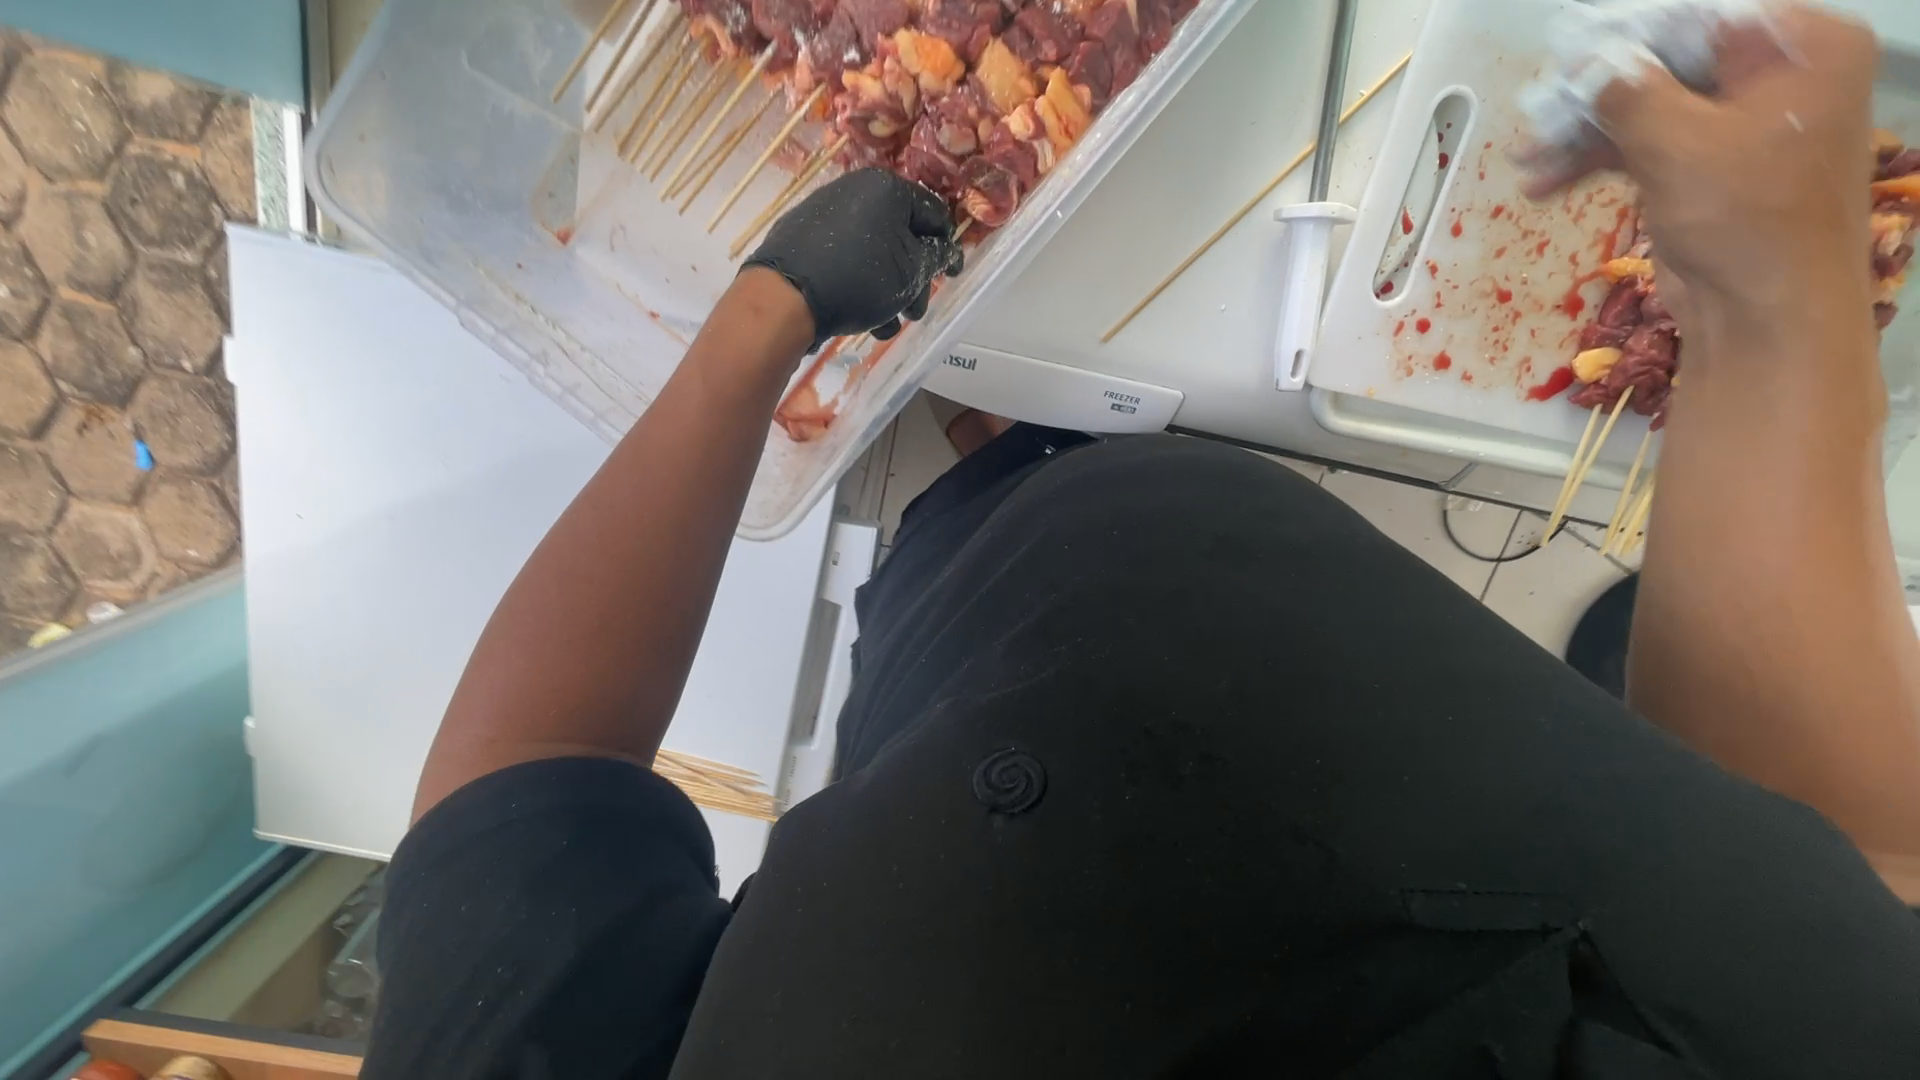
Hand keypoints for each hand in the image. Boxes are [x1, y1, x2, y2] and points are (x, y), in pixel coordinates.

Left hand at [743, 168, 963, 350]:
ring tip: (889, 325)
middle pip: (902, 238)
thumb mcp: (911, 270)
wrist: (786, 297)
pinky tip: (865, 321)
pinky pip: (848, 263)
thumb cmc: (859, 278)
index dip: (948, 248)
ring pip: (875, 257)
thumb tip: (944, 249)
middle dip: (914, 281)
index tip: (952, 277)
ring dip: (890, 294)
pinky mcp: (806, 242)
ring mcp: (827, 216)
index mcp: (887, 188)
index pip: (934, 214)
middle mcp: (856, 192)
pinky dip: (862, 290)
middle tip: (915, 311)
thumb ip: (935, 257)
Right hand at [1522, 8, 1879, 355]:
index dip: (1629, 37)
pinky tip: (1545, 186)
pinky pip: (1640, 150)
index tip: (1568, 53)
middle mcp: (1772, 79)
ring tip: (1526, 161)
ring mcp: (1733, 129)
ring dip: (1581, 137)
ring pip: (1643, 113)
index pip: (1700, 19)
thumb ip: (1631, 94)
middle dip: (1594, 96)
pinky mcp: (1700, 171)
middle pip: (1665, 67)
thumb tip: (1589, 62)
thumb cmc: (1742, 215)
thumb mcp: (1679, 144)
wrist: (1760, 304)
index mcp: (1798, 50)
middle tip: (1535, 114)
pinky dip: (1594, 165)